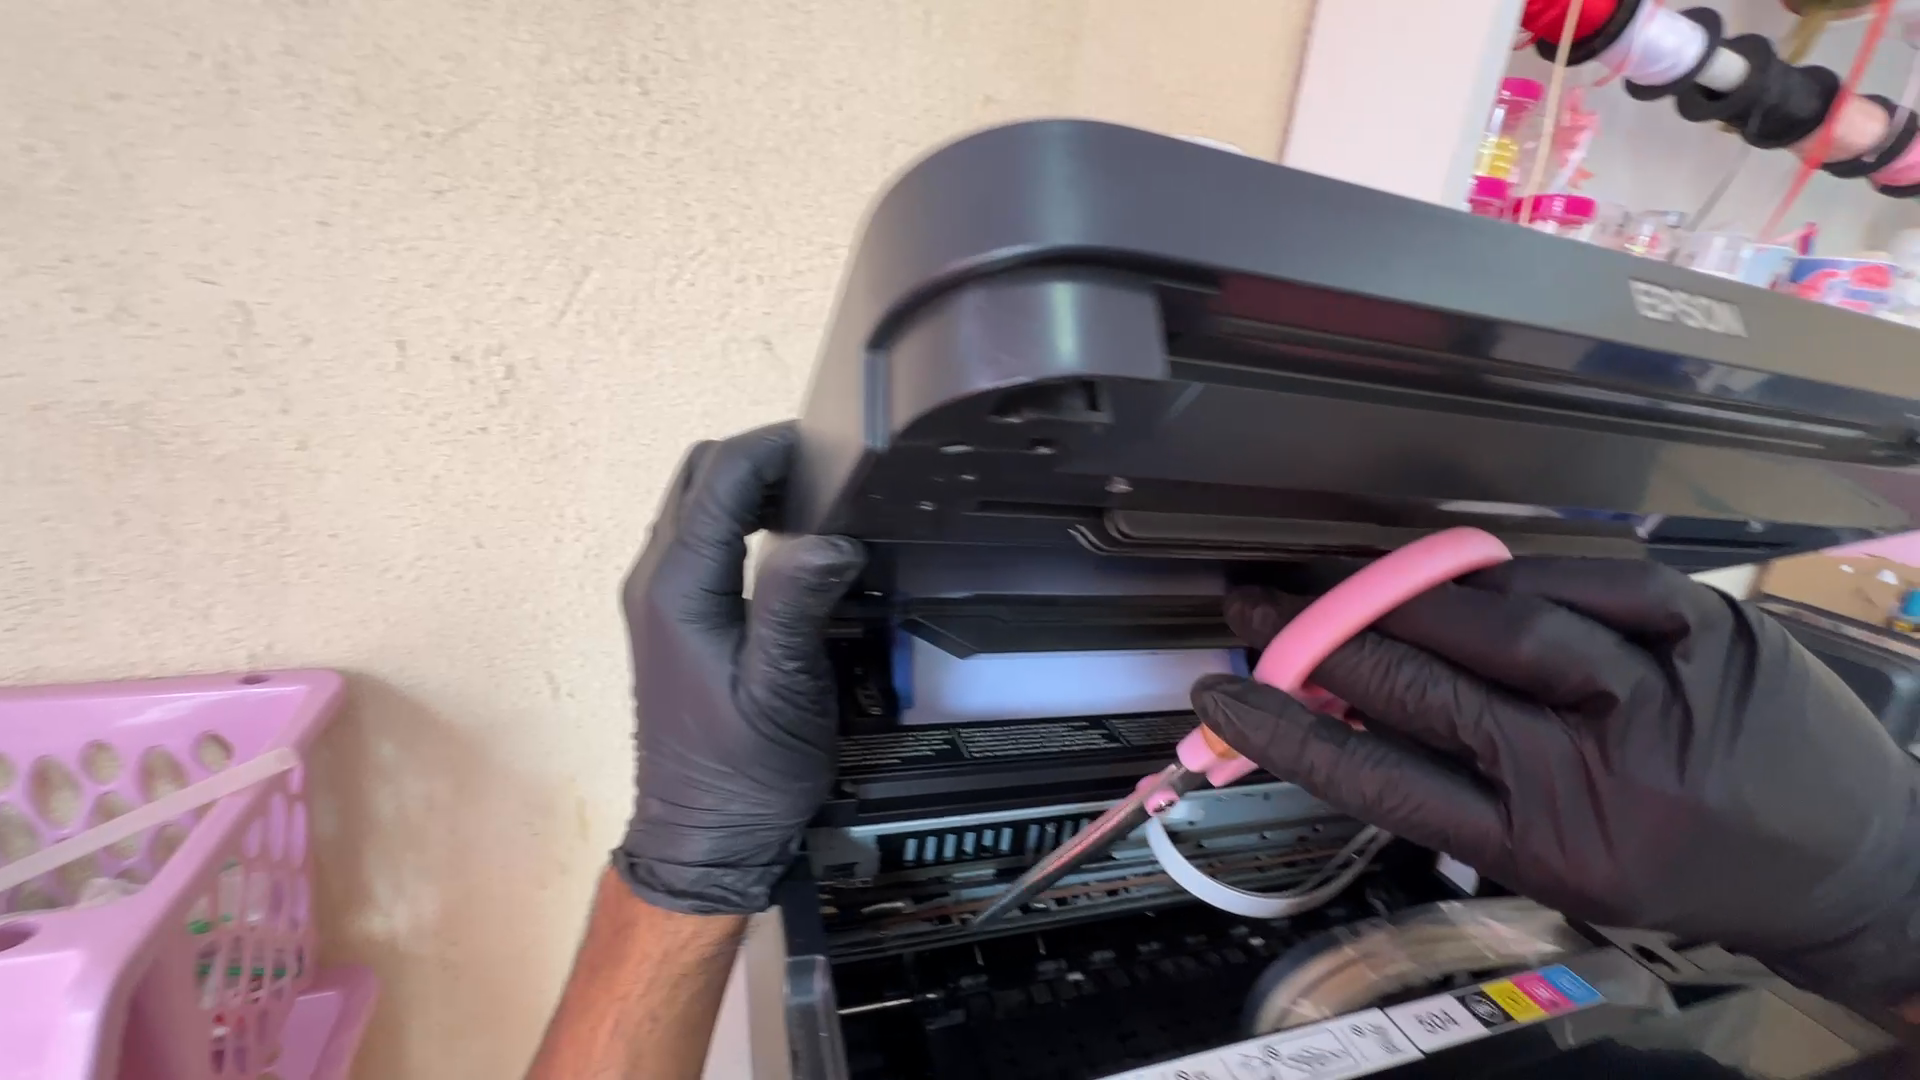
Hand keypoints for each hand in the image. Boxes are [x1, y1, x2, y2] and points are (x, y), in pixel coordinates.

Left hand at [612, 422, 864, 915]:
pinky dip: (743, 519)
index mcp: (678, 586)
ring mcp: (658, 597)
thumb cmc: (745, 771)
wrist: (703, 837)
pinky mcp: (672, 617)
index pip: (720, 478)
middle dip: (761, 460)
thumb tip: (833, 534)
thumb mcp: (781, 688)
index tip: (832, 448)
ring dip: (751, 487)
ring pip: (697, 505)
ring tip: (816, 498)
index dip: (774, 448)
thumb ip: (798, 602)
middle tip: (828, 473)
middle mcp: (655, 578)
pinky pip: (702, 539)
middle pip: (699, 478)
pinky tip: (786, 541)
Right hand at [1194, 557, 1919, 1006]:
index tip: (1224, 695)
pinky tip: (1459, 581)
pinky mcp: (1710, 628)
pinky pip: (1576, 579)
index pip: (1376, 780)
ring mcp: (1665, 694)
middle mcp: (1604, 776)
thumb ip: (1437, 782)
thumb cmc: (1668, 867)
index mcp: (1549, 847)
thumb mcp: (1543, 859)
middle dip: (1322, 640)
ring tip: (1344, 590)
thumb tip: (1329, 710)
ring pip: (1493, 621)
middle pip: (1422, 688)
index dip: (1283, 732)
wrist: (1857, 868)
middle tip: (1263, 608)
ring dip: (1396, 601)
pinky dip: (1501, 574)